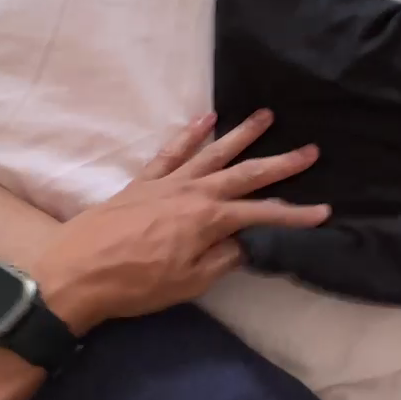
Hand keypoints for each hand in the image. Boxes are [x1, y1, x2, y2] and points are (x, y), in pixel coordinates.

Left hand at [31, 110, 327, 330]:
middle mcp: (195, 192)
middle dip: (281, 163)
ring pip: (214, 152)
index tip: (324, 211)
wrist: (76, 272)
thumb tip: (248, 243)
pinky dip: (190, 133)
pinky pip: (172, 151)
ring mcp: (169, 182)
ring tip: (266, 115)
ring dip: (242, 134)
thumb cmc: (137, 284)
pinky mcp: (145, 180)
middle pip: (247, 174)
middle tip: (310, 150)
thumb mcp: (190, 282)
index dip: (296, 215)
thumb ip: (224, 259)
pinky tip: (207, 117)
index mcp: (210, 220)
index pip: (264, 215)